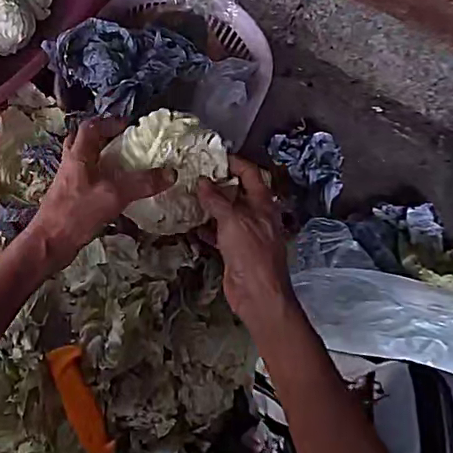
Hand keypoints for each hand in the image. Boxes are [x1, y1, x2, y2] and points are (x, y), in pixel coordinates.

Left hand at [28, 118, 171, 262]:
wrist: (49, 244)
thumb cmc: (76, 214)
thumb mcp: (113, 196)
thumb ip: (141, 183)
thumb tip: (171, 173)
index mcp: (78, 156)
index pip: (90, 128)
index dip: (108, 123)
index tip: (128, 126)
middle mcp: (70, 166)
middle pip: (82, 142)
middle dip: (102, 138)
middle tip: (122, 142)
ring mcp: (68, 183)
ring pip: (84, 163)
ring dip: (101, 160)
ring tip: (122, 166)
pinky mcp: (70, 200)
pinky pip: (87, 182)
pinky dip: (101, 182)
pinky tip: (115, 193)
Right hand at [197, 157, 293, 319]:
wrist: (258, 294)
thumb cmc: (251, 254)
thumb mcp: (233, 220)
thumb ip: (217, 200)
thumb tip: (201, 182)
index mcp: (263, 203)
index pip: (250, 173)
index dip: (234, 162)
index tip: (213, 158)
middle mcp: (256, 215)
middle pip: (237, 192)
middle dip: (218, 184)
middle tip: (195, 175)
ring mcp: (246, 234)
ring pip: (227, 213)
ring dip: (210, 205)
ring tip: (189, 196)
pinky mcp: (235, 250)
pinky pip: (219, 233)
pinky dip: (207, 227)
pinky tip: (192, 225)